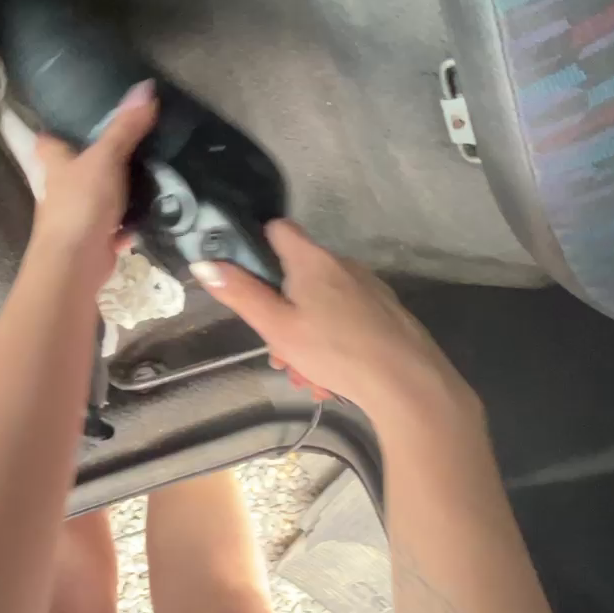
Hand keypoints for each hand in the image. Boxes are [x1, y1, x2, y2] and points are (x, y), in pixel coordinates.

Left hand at [31, 80, 158, 283]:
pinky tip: (149, 214)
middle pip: (76, 168)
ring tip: (147, 173)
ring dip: (116, 191)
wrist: (76, 262)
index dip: (59, 129)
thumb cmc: (81, 203)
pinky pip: (115, 226)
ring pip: (98, 196)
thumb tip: (146, 87)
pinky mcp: (94, 239)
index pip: (49, 140)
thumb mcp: (106, 157)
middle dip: (96, 160)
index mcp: (55, 163)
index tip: (79, 118)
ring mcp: (76, 216)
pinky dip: (128, 223)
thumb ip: (126, 127)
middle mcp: (60, 188)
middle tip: (128, 142)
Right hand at [189, 221, 482, 429]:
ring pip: (321, 304)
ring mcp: (368, 288)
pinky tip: (330, 379)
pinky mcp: (386, 313)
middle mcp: (342, 265)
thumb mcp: (277, 326)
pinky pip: (346, 320)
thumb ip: (241, 293)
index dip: (257, 244)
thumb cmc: (336, 350)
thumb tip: (205, 263)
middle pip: (297, 275)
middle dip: (281, 312)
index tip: (247, 275)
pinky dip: (332, 342)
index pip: (278, 228)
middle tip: (277, 350)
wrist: (408, 384)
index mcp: (312, 260)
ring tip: (305, 376)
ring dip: (305, 335)